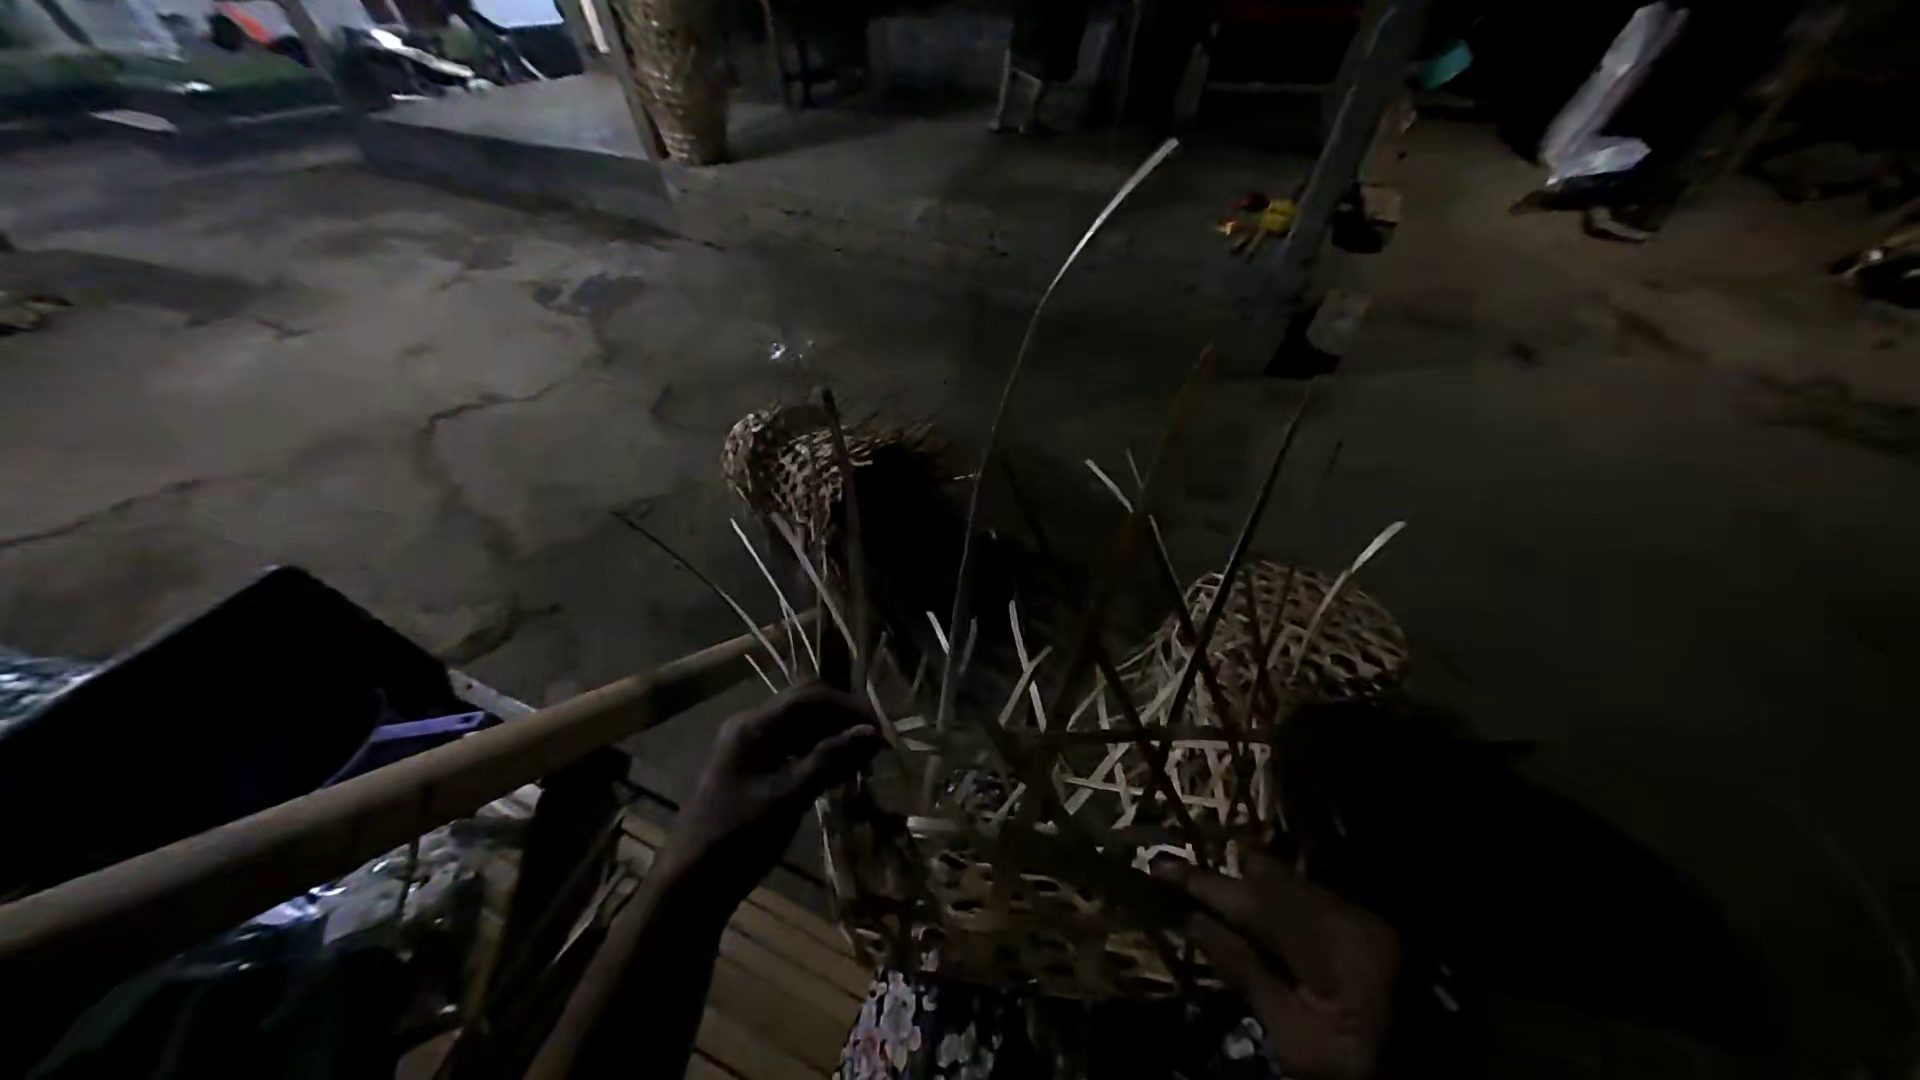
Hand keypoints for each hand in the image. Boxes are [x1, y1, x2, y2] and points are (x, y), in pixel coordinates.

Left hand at [657, 684, 882, 907]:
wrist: (688, 887)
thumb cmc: (737, 838)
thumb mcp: (788, 798)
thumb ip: (830, 760)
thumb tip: (873, 733)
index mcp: (753, 726)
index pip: (810, 696)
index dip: (849, 706)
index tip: (881, 728)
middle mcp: (751, 727)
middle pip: (806, 706)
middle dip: (843, 718)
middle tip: (876, 742)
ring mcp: (750, 748)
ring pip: (801, 727)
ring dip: (833, 736)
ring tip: (863, 757)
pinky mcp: (754, 770)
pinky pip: (793, 748)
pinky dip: (819, 753)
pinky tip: (839, 772)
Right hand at [1156, 851, 1399, 1079]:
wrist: (1431, 1072)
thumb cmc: (1354, 1069)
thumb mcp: (1293, 1040)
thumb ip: (1242, 971)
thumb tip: (1192, 921)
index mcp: (1329, 948)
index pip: (1250, 903)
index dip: (1201, 884)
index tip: (1158, 867)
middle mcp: (1346, 914)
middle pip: (1268, 879)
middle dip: (1221, 874)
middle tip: (1177, 869)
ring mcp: (1358, 914)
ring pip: (1285, 881)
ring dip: (1242, 883)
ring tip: (1205, 885)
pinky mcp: (1363, 921)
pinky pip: (1302, 893)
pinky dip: (1269, 895)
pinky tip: (1248, 902)